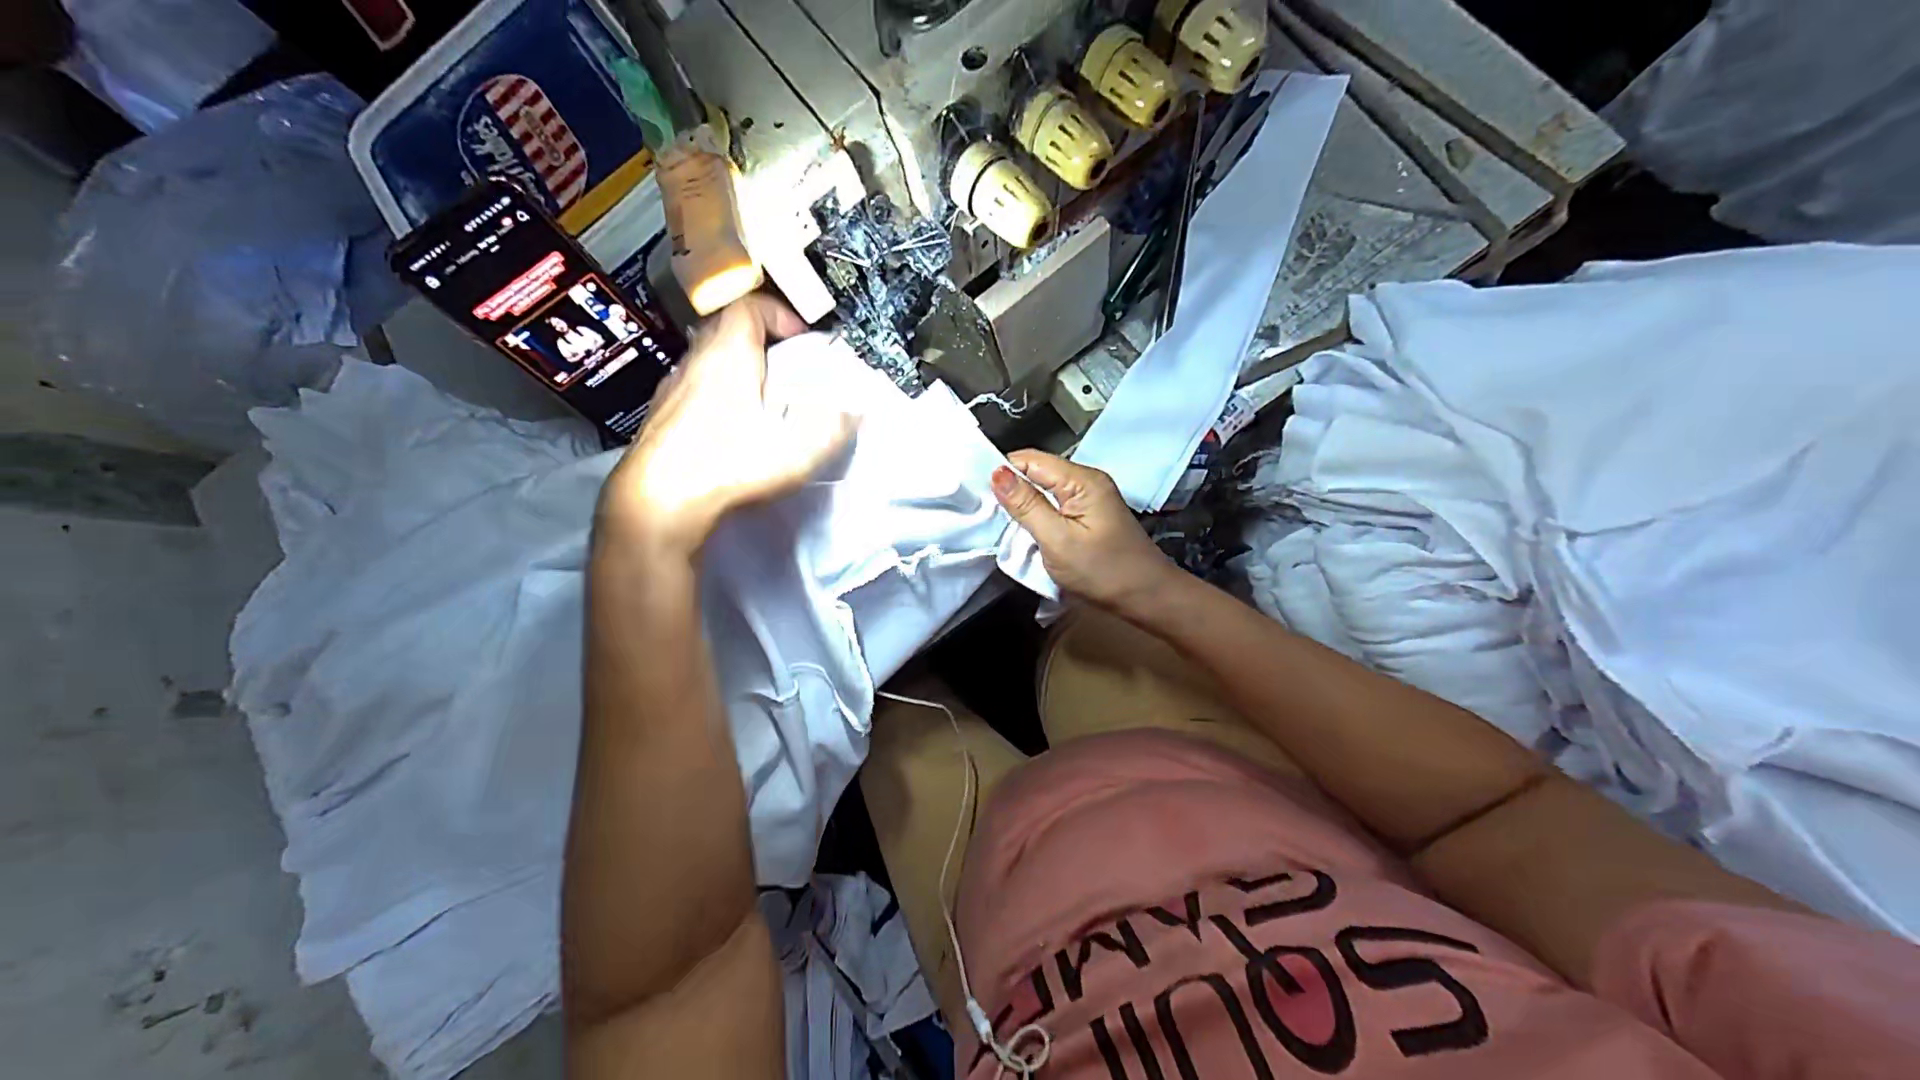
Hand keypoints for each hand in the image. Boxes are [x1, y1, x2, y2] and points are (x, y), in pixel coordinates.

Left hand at [598, 295, 854, 557]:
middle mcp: (694, 362)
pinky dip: (717, 401)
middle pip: (728, 331)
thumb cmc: (727, 465)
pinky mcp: (658, 421)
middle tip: (789, 372)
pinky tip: (731, 436)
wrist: (657, 503)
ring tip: (763, 407)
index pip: (750, 306)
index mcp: (728, 354)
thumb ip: (833, 425)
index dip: (779, 313)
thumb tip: (853, 411)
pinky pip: (694, 395)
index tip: (802, 338)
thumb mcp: (797, 449)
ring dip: (737, 374)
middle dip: (762, 344)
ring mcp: (670, 391)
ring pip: (709, 365)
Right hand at [991, 450, 1178, 612]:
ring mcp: (1090, 498)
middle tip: (989, 516)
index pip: (1030, 460)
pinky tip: (1029, 534)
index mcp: (1082, 480)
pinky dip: (1039, 518)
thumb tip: (997, 473)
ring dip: (1024, 507)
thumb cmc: (1104, 572)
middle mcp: (1087, 481)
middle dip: (1012, 491)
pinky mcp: (1090, 515)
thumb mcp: (1057, 540)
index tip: (980, 495)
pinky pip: (1055, 506)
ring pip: (1044, 490)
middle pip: (1037, 472)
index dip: (1003, 473)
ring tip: (1006, 527)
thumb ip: (1026, 505)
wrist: (1147, 598)